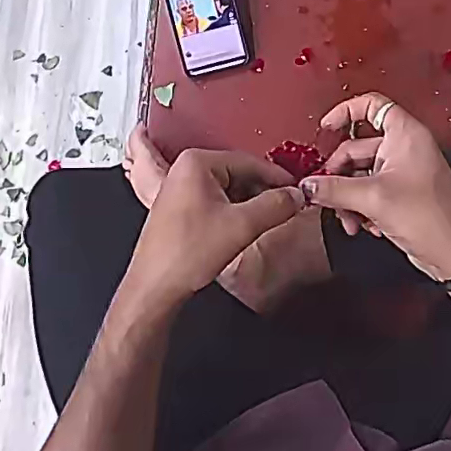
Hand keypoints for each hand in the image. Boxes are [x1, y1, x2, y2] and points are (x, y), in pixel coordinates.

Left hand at [122, 150, 304, 313]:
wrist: (155, 288)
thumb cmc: (184, 255)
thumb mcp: (242, 226)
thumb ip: (275, 205)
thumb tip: (295, 195)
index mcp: (196, 163)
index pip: (249, 161)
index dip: (277, 177)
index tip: (295, 189)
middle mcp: (185, 170)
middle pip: (240, 174)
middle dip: (263, 192)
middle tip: (285, 206)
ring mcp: (181, 188)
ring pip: (230, 189)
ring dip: (251, 203)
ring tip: (268, 219)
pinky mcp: (182, 207)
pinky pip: (218, 201)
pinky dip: (236, 212)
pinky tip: (246, 228)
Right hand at [299, 92, 450, 280]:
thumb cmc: (432, 218)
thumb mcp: (374, 199)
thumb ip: (335, 189)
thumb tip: (309, 184)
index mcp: (405, 134)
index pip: (371, 105)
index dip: (345, 112)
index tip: (325, 127)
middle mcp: (404, 148)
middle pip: (356, 147)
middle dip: (339, 175)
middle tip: (326, 195)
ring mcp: (402, 171)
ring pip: (359, 174)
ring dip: (348, 197)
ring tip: (349, 219)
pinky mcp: (401, 193)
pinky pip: (369, 191)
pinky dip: (361, 207)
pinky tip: (365, 226)